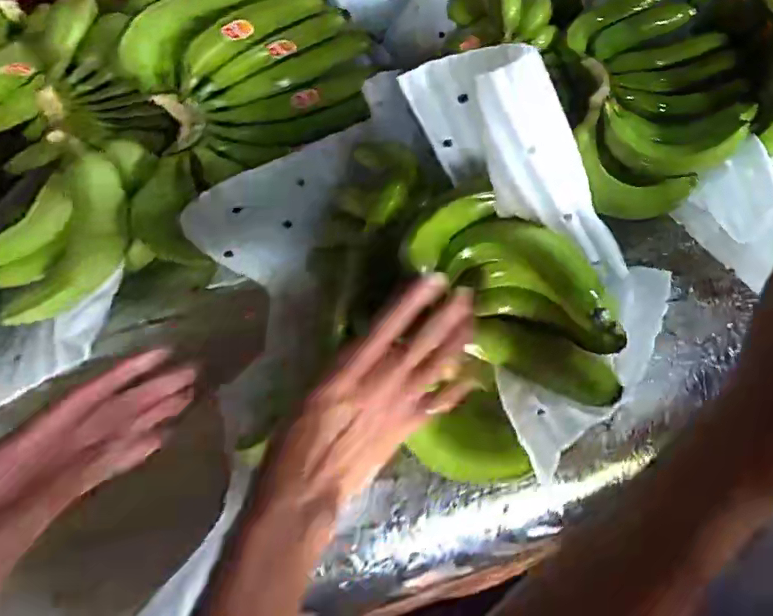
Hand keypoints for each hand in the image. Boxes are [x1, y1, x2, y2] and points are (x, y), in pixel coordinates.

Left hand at [0, 350, 192, 615]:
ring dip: (142, 417)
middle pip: (93, 418)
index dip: (121, 375)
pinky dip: (128, 449)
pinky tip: (156, 440)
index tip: (166, 352)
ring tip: (187, 398)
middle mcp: (22, 462)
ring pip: (97, 439)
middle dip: (144, 393)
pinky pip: (93, 465)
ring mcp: (29, 484)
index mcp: (10, 458)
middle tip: (195, 372)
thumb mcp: (8, 527)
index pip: (76, 404)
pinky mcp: (38, 506)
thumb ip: (70, 480)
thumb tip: (142, 434)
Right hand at [257, 274, 473, 514]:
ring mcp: (402, 401)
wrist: (302, 494)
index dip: (413, 301)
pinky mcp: (412, 423)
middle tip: (468, 291)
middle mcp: (382, 381)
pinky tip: (478, 371)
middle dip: (448, 313)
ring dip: (460, 338)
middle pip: (424, 340)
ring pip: (440, 362)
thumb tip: (376, 341)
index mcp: (350, 371)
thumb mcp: (313, 392)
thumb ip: (348, 365)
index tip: (435, 278)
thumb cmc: (294, 443)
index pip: (387, 326)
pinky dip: (462, 384)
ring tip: (474, 318)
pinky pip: (444, 399)